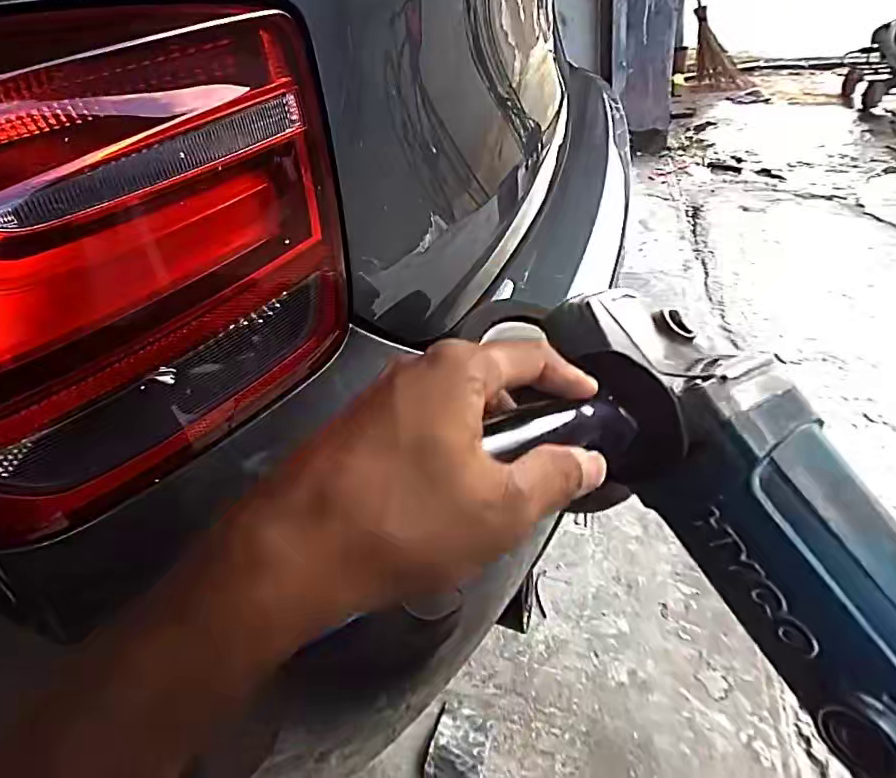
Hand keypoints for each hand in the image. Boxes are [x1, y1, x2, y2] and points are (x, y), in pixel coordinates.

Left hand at [221, 337, 607, 627]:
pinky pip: (422, 422)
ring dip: (486, 435)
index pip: (528, 354)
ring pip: (453, 404)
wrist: (304, 541)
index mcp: (452, 371)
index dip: (568, 376)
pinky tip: (453, 490)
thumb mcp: (501, 505)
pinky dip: (451, 444)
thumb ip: (554, 475)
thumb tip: (586, 458)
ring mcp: (381, 395)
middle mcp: (413, 369)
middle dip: (526, 412)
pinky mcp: (361, 424)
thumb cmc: (407, 517)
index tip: (591, 399)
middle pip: (488, 377)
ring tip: (506, 484)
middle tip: (552, 454)